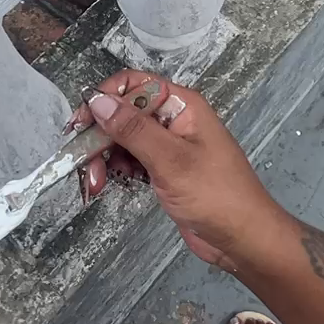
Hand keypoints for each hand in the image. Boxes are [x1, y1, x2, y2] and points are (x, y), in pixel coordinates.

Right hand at [74, 70, 286, 271]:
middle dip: (100, 137)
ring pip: (124, 139)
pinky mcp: (165, 169)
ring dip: (104, 157)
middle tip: (81, 164)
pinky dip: (117, 170)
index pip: (133, 85)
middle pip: (124, 113)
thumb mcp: (170, 160)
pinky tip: (110, 184)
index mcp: (181, 105)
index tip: (80, 125)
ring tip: (95, 183)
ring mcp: (169, 145)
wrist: (243, 239)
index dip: (103, 100)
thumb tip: (97, 101)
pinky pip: (132, 159)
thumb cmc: (216, 195)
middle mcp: (174, 119)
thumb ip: (133, 130)